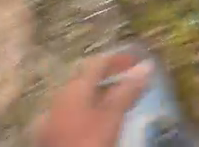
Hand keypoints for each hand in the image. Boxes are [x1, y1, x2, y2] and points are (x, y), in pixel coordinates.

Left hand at [33, 51, 152, 146]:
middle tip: (131, 80)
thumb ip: (128, 91)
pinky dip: (91, 111)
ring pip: (81, 97)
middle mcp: (62, 95)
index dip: (120, 59)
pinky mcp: (51, 134)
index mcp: (75, 86)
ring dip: (101, 95)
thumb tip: (147, 65)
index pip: (99, 62)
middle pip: (88, 78)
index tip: (138, 61)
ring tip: (120, 101)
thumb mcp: (112, 116)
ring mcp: (53, 116)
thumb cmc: (87, 141)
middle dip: (110, 77)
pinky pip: (75, 113)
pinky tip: (99, 121)